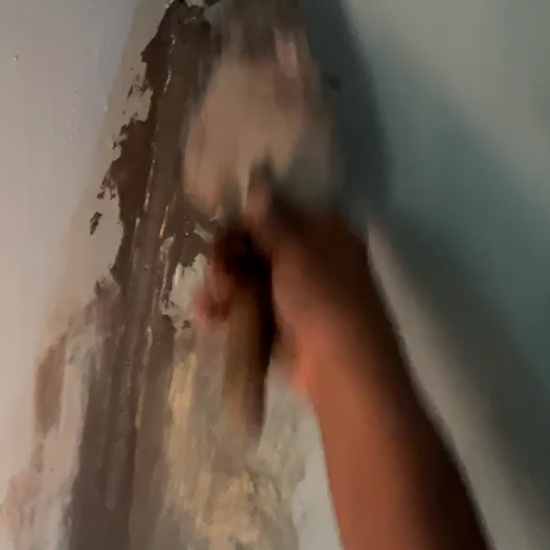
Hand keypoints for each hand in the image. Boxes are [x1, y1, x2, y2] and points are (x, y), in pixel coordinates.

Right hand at [193, 184, 382, 394]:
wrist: (342, 369)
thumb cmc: (324, 296)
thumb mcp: (296, 249)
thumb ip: (271, 218)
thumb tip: (259, 181)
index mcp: (326, 231)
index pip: (281, 209)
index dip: (250, 214)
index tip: (225, 224)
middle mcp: (312, 257)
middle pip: (257, 243)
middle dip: (229, 255)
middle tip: (218, 269)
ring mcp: (295, 293)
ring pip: (246, 275)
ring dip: (223, 283)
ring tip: (211, 301)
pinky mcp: (280, 324)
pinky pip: (245, 307)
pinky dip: (226, 309)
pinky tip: (208, 316)